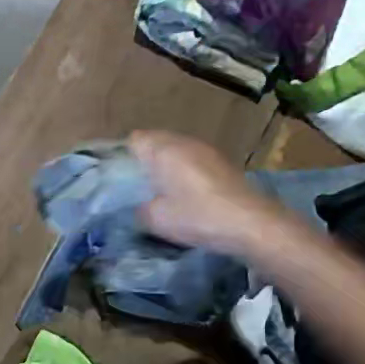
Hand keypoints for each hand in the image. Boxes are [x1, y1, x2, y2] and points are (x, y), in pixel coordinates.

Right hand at [130, 129, 288, 254]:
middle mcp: (184, 142)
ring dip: (162, 166)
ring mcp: (205, 150)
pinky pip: (190, 160)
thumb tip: (137, 205)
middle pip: (154, 142)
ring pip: (174, 151)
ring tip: (154, 191)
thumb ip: (137, 207)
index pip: (133, 140)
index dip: (121, 157)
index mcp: (163, 149)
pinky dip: (180, 172)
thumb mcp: (154, 219)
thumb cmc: (196, 216)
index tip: (114, 178)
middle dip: (141, 161)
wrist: (250, 223)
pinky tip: (180, 194)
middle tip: (131, 187)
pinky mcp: (220, 163)